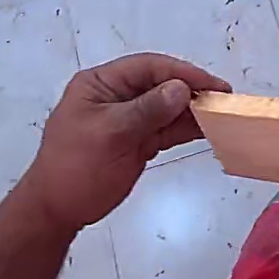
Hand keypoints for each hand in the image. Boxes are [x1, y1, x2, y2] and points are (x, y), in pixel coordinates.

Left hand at [21, 53, 231, 231]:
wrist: (56, 211)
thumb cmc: (75, 167)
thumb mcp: (109, 134)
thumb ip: (146, 110)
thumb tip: (181, 89)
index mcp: (101, 84)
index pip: (147, 68)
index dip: (181, 72)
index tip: (210, 84)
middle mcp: (117, 96)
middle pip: (161, 84)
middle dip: (191, 90)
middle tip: (223, 99)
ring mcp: (129, 119)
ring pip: (168, 107)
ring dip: (193, 110)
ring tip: (222, 114)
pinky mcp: (139, 140)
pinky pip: (167, 129)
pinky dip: (187, 129)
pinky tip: (208, 129)